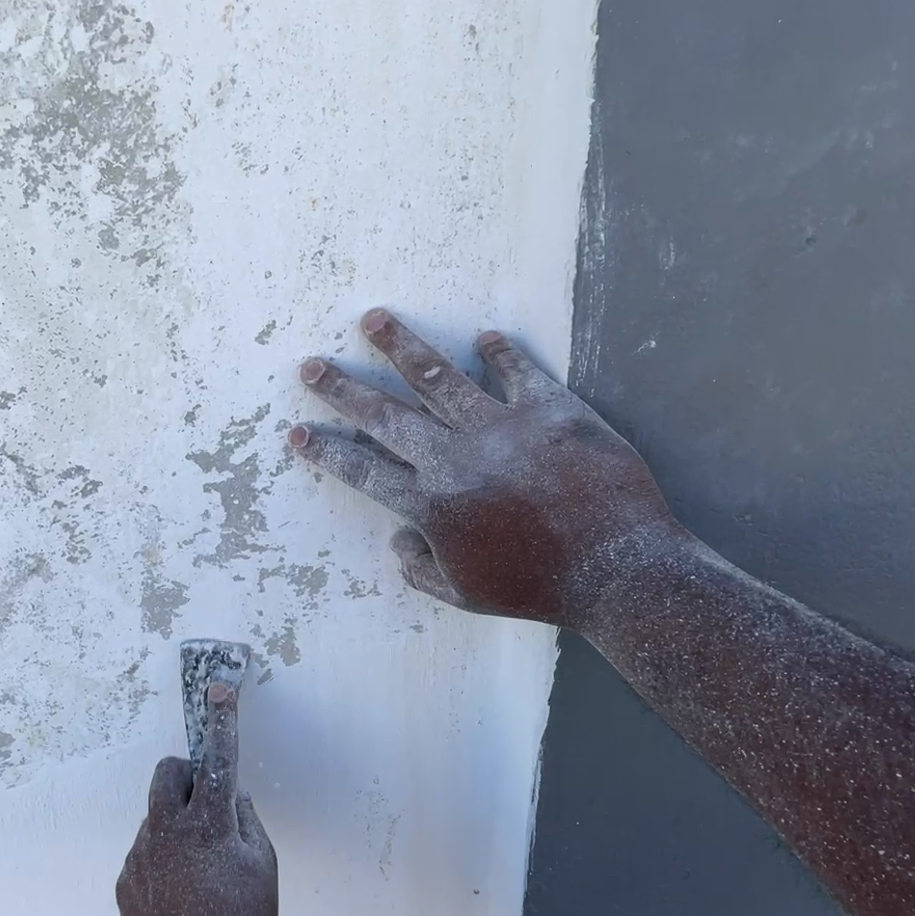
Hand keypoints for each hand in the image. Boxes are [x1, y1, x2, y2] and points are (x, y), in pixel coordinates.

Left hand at [117, 683, 277, 915]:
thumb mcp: (263, 869)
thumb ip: (245, 822)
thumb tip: (232, 800)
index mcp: (207, 824)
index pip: (218, 757)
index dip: (222, 719)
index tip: (219, 687)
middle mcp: (166, 831)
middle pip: (166, 772)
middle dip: (186, 774)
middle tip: (206, 802)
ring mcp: (140, 856)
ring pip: (156, 814)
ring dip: (177, 824)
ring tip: (200, 873)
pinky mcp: (125, 881)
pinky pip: (146, 850)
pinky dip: (164, 858)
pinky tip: (182, 895)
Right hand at [289, 309, 684, 630]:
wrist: (618, 572)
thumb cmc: (538, 588)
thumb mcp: (464, 595)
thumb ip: (419, 569)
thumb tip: (397, 541)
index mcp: (432, 504)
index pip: (363, 470)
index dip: (325, 451)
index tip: (296, 432)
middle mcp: (455, 458)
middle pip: (385, 415)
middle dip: (342, 389)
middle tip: (312, 366)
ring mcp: (502, 429)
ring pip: (439, 378)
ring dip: (402, 347)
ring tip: (375, 319)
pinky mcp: (552, 412)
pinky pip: (520, 373)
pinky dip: (503, 354)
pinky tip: (487, 336)